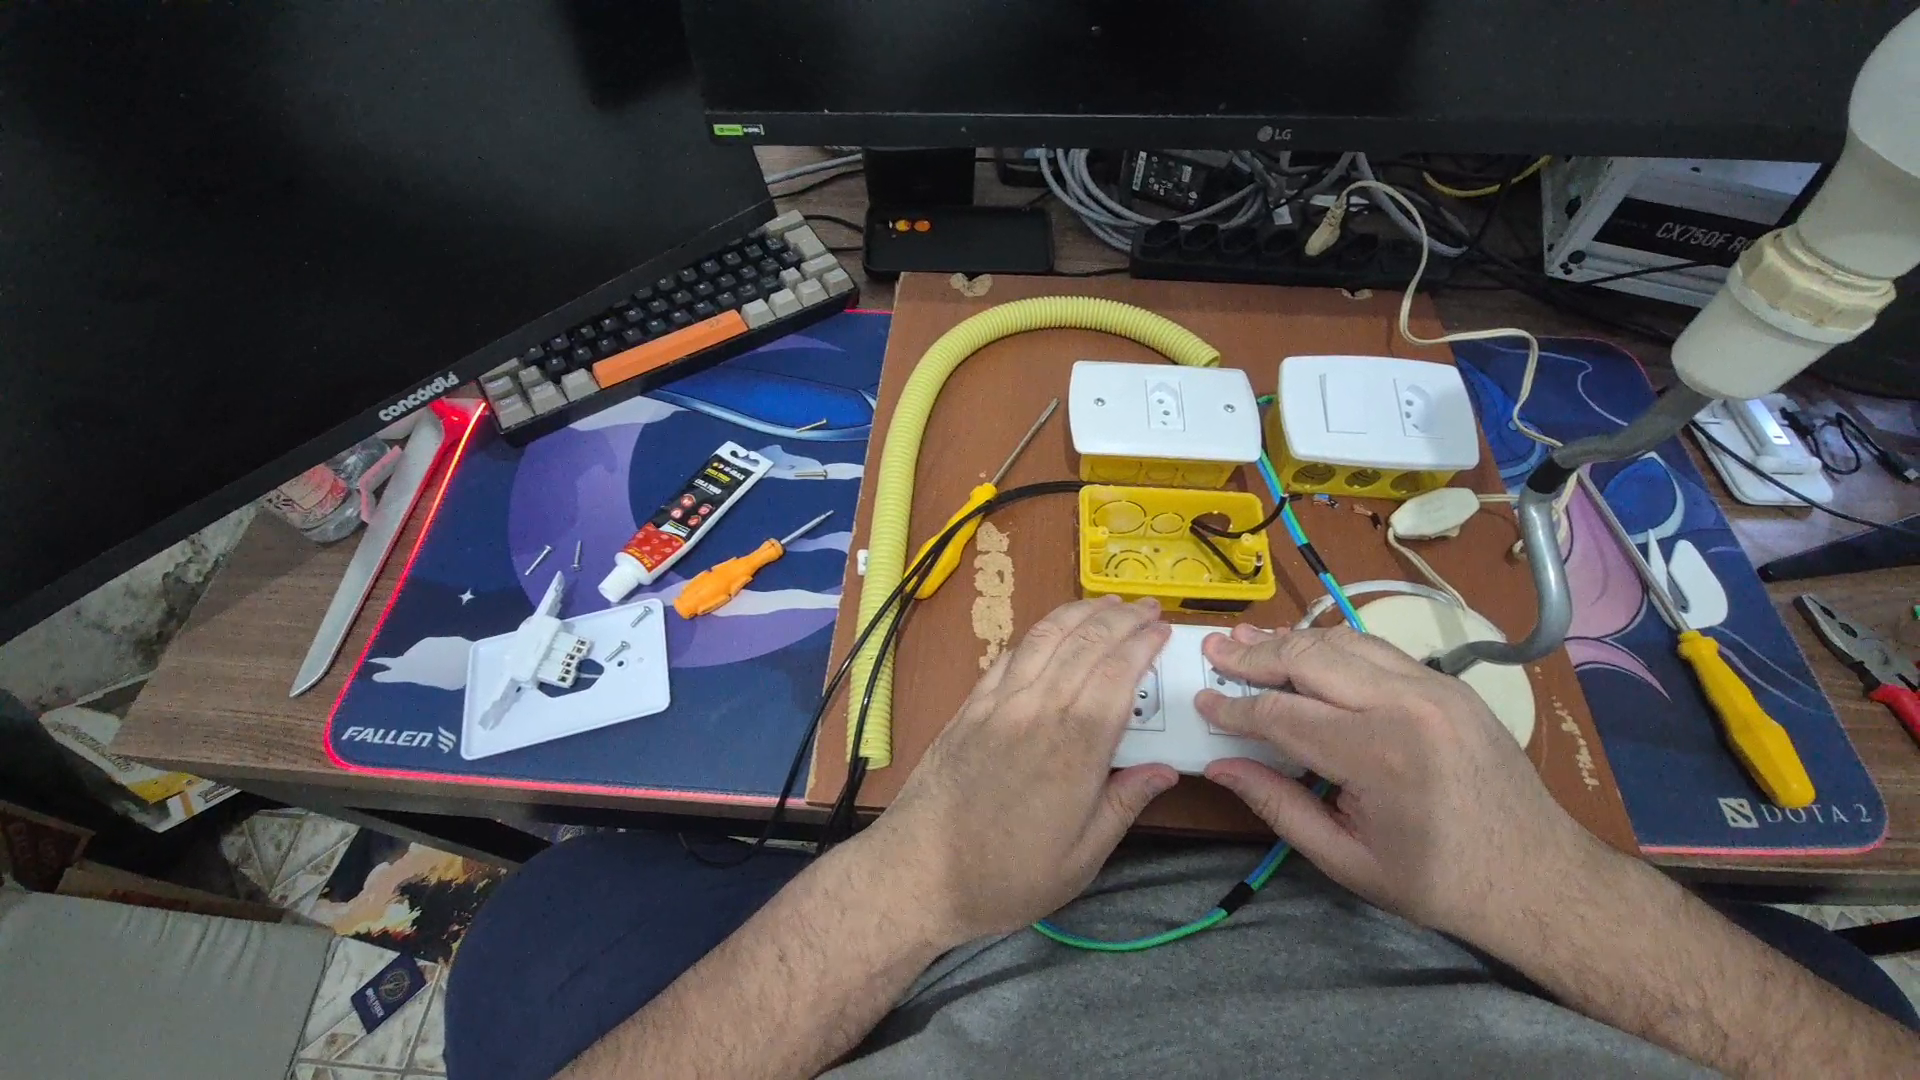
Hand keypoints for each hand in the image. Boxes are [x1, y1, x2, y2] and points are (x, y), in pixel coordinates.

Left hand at [859, 596, 1177, 941]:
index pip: (1117, 674)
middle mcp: (1038, 711)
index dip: (1142, 644)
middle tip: (1146, 607)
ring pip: (1044, 640)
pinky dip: (1036, 635)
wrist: (920, 870)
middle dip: (1120, 619)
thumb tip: (1165, 769)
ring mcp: (999, 704)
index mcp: (1076, 747)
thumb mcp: (1081, 858)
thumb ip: (1124, 804)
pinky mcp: (970, 708)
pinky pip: (1008, 657)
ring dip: (1078, 614)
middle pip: (1085, 645)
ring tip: (1105, 605)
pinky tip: (1049, 632)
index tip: (1163, 630)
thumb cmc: (1008, 875)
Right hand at [1194, 623, 1598, 941]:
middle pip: (1308, 659)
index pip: (1282, 713)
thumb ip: (1278, 805)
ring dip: (1288, 640)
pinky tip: (1303, 650)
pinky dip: (1329, 645)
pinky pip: (1374, 648)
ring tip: (1246, 638)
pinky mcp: (1447, 683)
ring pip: (1341, 641)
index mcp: (1380, 755)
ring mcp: (1434, 686)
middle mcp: (1407, 705)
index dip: (1234, 708)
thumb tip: (1220, 766)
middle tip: (1213, 648)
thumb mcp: (1347, 860)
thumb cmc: (1438, 880)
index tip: (1201, 701)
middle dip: (1252, 654)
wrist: (1543, 878)